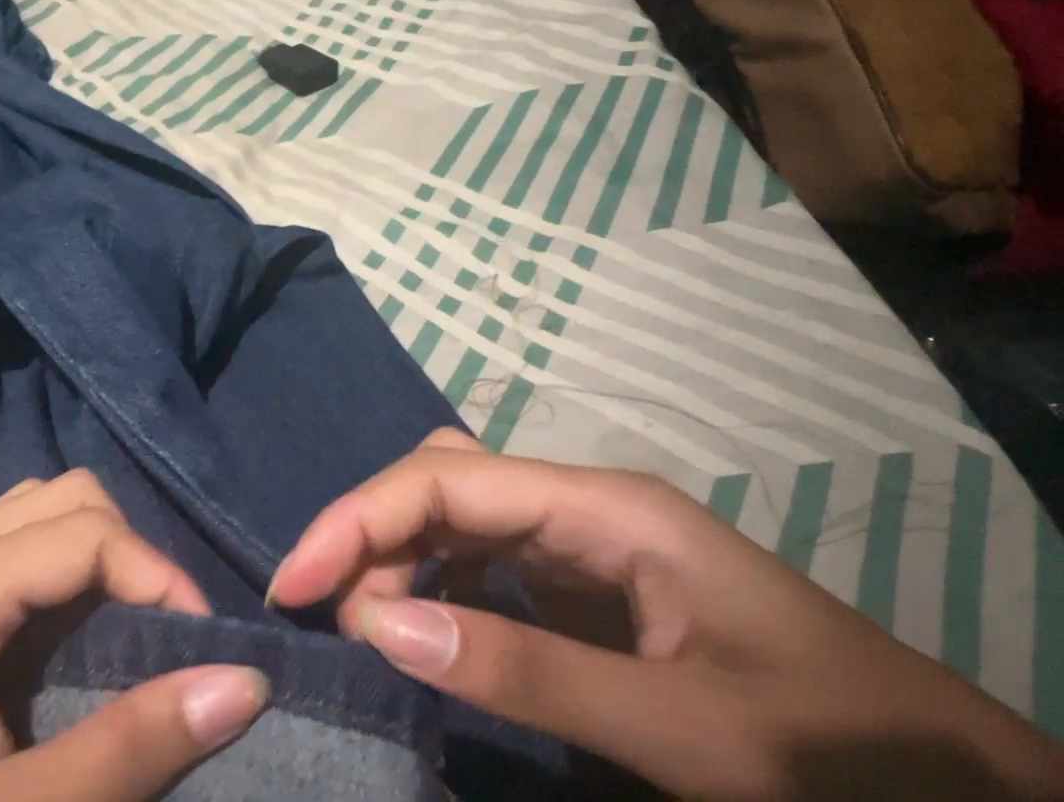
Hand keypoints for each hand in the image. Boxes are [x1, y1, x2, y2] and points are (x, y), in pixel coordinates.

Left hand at [0, 470, 269, 801]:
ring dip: (93, 550)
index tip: (203, 646)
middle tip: (164, 634)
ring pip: (35, 508)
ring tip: (124, 626)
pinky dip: (55, 561)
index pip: (86, 532)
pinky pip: (7, 538)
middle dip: (130, 551)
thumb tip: (243, 680)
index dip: (159, 575)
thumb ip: (129, 745)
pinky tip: (61, 627)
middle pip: (64, 496)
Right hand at [270, 430, 1063, 801]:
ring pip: (454, 522)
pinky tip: (427, 639)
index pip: (444, 479)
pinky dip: (434, 595)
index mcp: (605, 507)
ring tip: (374, 639)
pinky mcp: (587, 592)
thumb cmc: (838, 749)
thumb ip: (530, 670)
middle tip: (336, 624)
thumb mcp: (689, 725)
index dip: (355, 521)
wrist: (956, 789)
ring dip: (397, 567)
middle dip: (370, 538)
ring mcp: (585, 548)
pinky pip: (483, 569)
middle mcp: (583, 508)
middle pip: (440, 486)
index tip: (293, 588)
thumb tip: (380, 628)